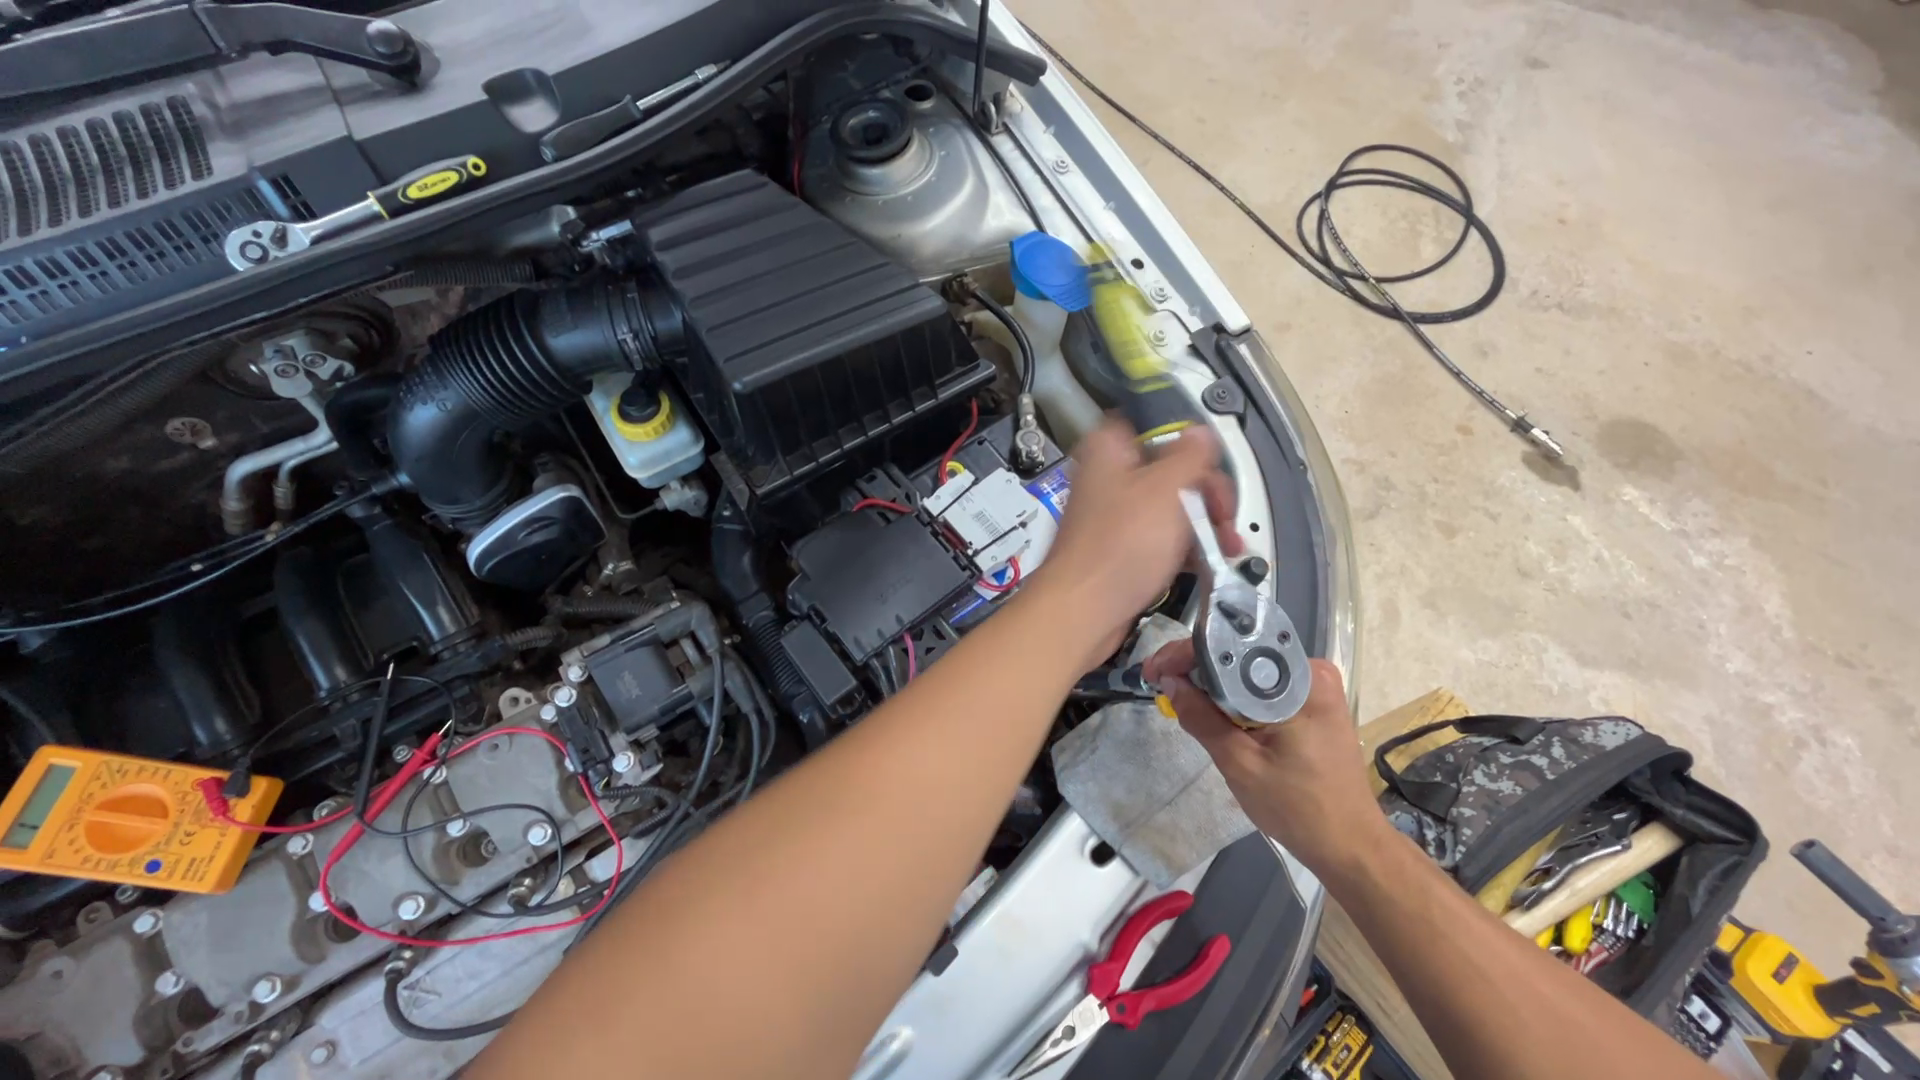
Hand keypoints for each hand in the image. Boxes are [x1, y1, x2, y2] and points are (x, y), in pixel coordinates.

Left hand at [1028, 421, 1238, 669]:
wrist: (1085, 611)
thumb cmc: (1118, 547)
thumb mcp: (1167, 489)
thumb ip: (1190, 455)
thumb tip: (1201, 433)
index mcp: (1109, 450)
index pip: (1150, 426)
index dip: (1184, 442)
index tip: (1210, 464)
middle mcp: (1108, 480)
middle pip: (1168, 471)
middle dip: (1205, 492)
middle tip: (1223, 514)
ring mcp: (1113, 518)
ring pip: (1169, 509)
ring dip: (1203, 524)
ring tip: (1226, 545)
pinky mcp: (1120, 552)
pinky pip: (1160, 541)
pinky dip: (1185, 548)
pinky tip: (1208, 562)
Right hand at [1142, 643, 1385, 880]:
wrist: (1350, 845)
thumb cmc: (1299, 808)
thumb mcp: (1240, 764)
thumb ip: (1202, 718)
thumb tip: (1169, 683)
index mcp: (1302, 680)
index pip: (1232, 649)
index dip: (1186, 656)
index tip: (1153, 673)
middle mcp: (1313, 672)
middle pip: (1240, 656)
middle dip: (1196, 670)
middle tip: (1161, 687)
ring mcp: (1317, 687)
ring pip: (1249, 672)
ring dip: (1214, 685)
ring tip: (1180, 700)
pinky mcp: (1315, 704)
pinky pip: (1263, 688)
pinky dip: (1235, 698)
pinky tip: (1213, 712)